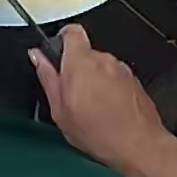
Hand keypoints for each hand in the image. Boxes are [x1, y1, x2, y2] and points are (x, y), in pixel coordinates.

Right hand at [30, 25, 175, 176]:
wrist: (139, 145)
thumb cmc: (99, 132)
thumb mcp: (60, 110)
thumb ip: (48, 78)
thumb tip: (38, 57)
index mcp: (80, 62)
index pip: (71, 31)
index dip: (62, 39)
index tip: (57, 53)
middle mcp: (103, 60)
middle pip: (85, 53)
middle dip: (77, 69)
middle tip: (72, 95)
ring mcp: (121, 68)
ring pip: (100, 67)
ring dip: (94, 81)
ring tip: (91, 108)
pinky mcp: (133, 79)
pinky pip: (115, 77)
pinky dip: (109, 89)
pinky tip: (106, 111)